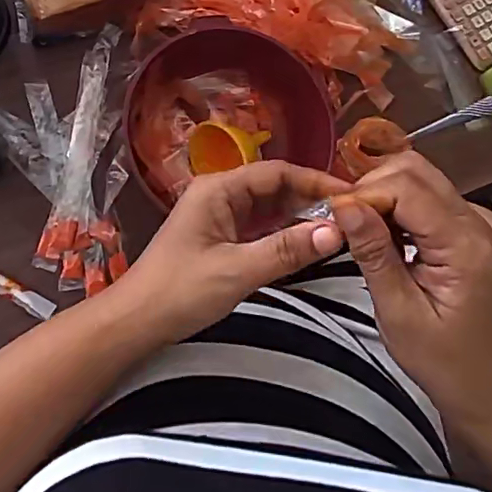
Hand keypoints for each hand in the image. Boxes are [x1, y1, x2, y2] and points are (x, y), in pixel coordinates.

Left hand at [114, 160, 350, 342]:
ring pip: (268, 207)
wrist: (137, 319)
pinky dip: (283, 232)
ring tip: (340, 228)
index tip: (353, 195)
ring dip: (299, 215)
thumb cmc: (181, 290)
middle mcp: (219, 194)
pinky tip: (307, 242)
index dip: (315, 180)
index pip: (276, 172)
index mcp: (218, 189)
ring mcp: (218, 215)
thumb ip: (286, 250)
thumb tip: (336, 232)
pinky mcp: (219, 237)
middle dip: (311, 198)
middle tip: (353, 214)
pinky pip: (259, 226)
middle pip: (273, 186)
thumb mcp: (238, 270)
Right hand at [334, 153, 491, 416]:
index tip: (334, 220)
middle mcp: (471, 221)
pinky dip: (390, 199)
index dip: (364, 195)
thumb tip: (342, 204)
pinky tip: (376, 228)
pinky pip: (419, 192)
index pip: (406, 188)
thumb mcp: (398, 310)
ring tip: (357, 224)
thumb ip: (373, 253)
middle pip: (412, 170)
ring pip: (414, 175)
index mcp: (462, 243)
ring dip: (378, 190)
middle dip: (369, 187)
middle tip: (344, 221)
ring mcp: (467, 221)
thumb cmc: (439, 358)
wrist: (479, 384)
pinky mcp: (456, 226)